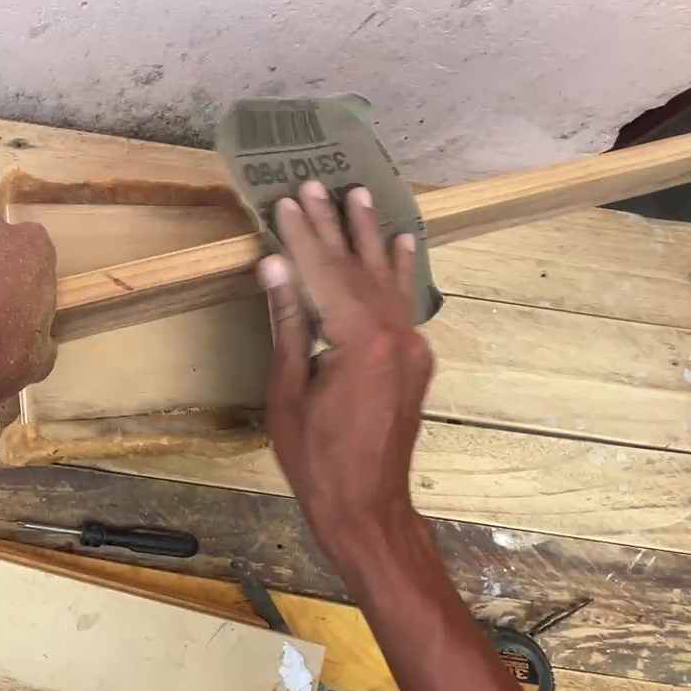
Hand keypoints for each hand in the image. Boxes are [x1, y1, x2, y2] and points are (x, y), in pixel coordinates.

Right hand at [259, 181, 433, 562]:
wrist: (367, 506)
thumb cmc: (315, 460)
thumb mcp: (288, 393)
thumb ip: (287, 325)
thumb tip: (274, 267)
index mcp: (361, 343)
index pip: (324, 275)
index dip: (301, 237)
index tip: (285, 200)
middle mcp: (396, 335)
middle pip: (356, 269)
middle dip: (332, 226)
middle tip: (315, 184)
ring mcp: (412, 347)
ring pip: (387, 279)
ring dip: (370, 236)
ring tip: (360, 194)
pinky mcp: (415, 360)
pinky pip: (404, 302)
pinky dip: (400, 270)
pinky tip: (401, 243)